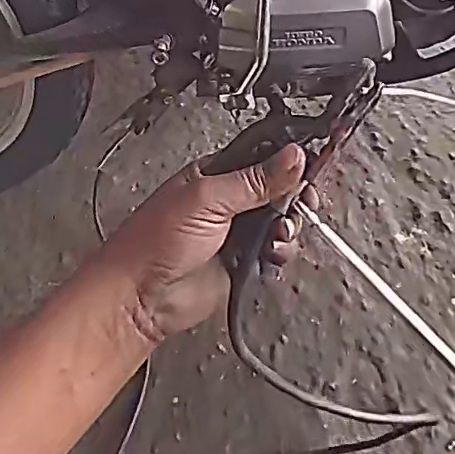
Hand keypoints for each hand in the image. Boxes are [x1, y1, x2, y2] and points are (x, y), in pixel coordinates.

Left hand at [89, 144, 309, 342]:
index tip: (312, 164)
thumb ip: (256, 179)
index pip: (262, 157)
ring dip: (288, 227)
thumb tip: (293, 157)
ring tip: (277, 234)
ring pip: (281, 221)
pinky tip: (271, 254)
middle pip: (278, 190)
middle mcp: (228, 201)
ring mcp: (236, 232)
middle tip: (301, 202)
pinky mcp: (242, 261)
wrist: (142, 296)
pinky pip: (275, 252)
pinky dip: (280, 253)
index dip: (289, 160)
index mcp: (216, 174)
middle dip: (294, 196)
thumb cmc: (155, 242)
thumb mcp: (209, 198)